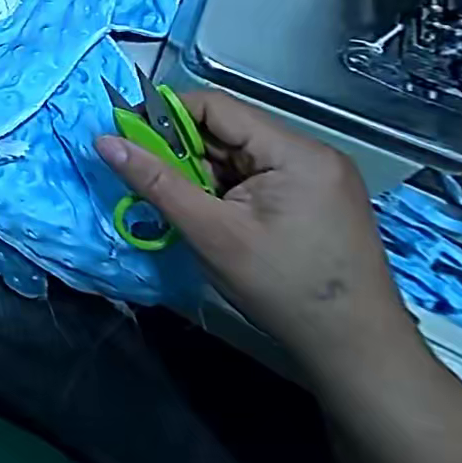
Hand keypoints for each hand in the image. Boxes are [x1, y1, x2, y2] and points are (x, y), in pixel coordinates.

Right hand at [95, 91, 415, 369]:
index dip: (167, 116)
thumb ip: (155, 181)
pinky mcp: (315, 196)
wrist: (358, 355)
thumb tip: (103, 140)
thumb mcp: (210, 233)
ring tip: (188, 208)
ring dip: (203, 173)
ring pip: (237, 154)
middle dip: (184, 152)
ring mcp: (316, 175)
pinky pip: (254, 174)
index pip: (216, 107)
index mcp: (295, 152)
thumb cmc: (283, 289)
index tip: (130, 139)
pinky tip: (216, 217)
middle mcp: (310, 152)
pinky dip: (225, 188)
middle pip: (226, 130)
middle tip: (154, 182)